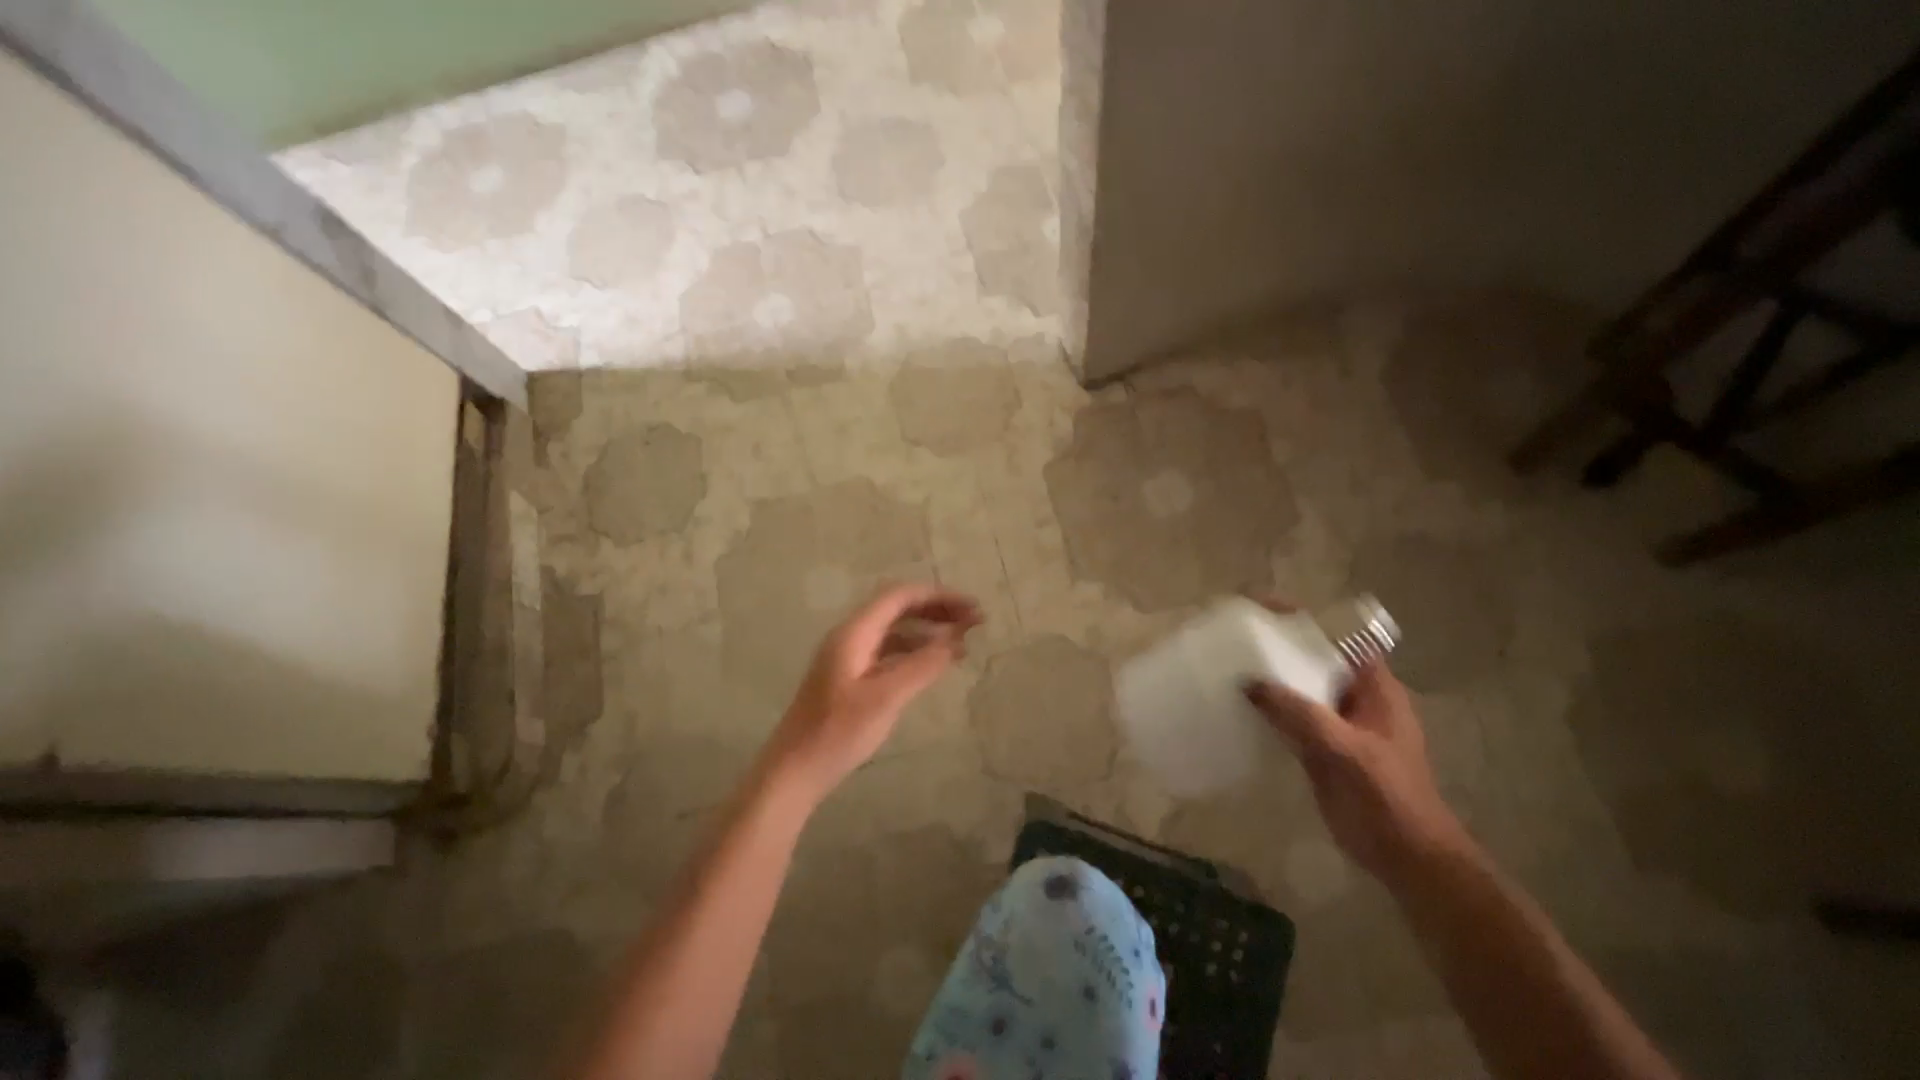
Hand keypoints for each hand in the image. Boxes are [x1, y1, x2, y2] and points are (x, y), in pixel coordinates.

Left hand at [759, 584, 981, 800]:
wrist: (794, 769)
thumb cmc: (838, 733)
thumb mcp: (886, 698)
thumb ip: (922, 666)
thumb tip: (956, 640)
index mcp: (854, 633)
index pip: (900, 596)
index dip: (939, 596)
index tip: (973, 609)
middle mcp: (850, 636)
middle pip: (897, 608)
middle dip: (936, 610)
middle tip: (974, 624)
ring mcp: (847, 657)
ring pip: (893, 630)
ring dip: (927, 631)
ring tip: (962, 645)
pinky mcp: (849, 678)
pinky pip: (887, 651)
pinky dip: (914, 652)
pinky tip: (933, 666)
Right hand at [1241, 603, 1469, 885]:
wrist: (1407, 856)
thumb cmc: (1387, 796)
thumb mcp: (1345, 749)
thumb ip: (1300, 714)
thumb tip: (1251, 683)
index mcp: (1374, 688)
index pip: (1338, 636)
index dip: (1304, 618)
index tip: (1262, 607)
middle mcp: (1356, 699)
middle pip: (1315, 660)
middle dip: (1279, 647)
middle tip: (1234, 637)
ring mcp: (1339, 727)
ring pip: (1301, 691)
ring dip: (1270, 680)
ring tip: (1225, 667)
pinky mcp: (1323, 752)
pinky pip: (1292, 722)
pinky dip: (1269, 713)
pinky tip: (1238, 711)